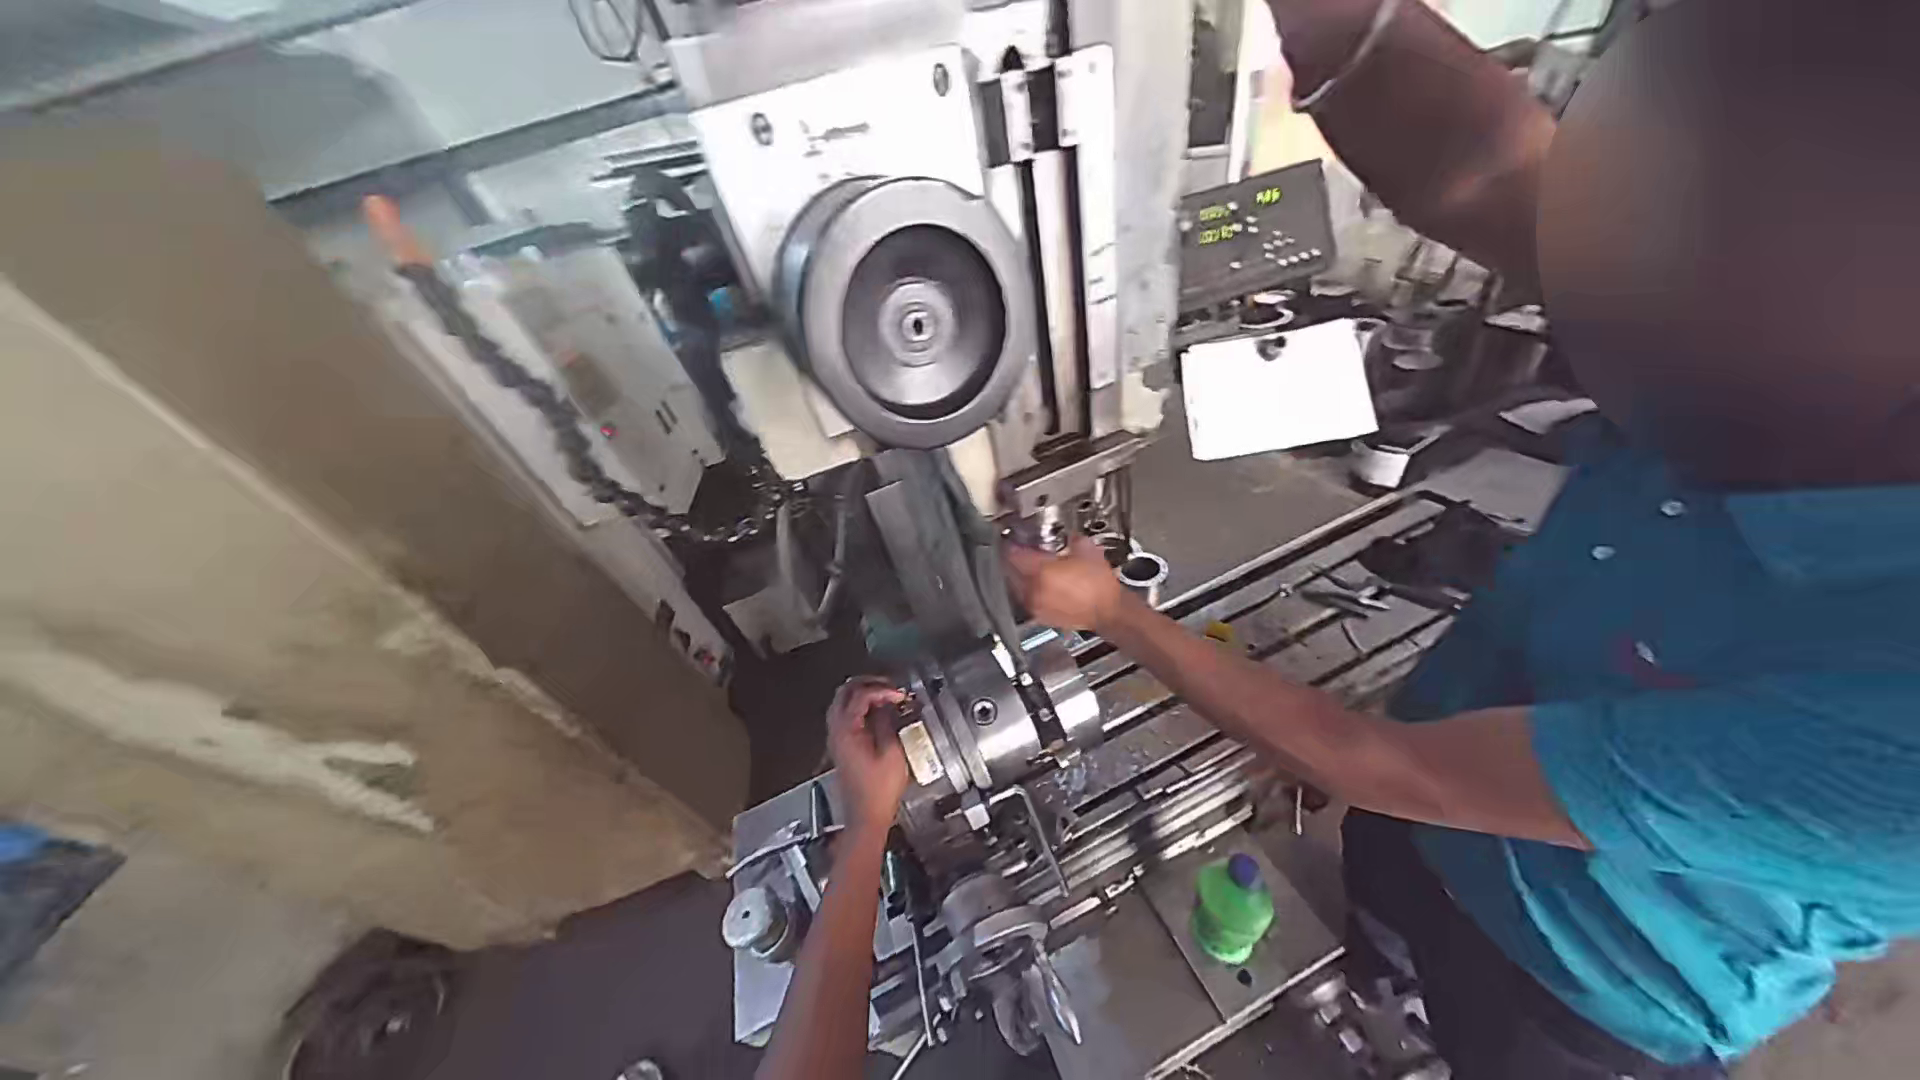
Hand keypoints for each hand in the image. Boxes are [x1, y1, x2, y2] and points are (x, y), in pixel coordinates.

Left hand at [826, 677, 909, 830]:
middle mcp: (835, 730)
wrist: (866, 816)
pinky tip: (876, 710)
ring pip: (842, 701)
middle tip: (890, 686)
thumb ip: (887, 722)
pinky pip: (844, 714)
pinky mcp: (840, 745)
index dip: (882, 690)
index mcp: (846, 729)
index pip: (860, 695)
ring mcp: (835, 737)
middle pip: (845, 691)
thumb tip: (887, 704)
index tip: (899, 695)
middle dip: (868, 683)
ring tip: (885, 694)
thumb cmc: (880, 789)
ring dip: (862, 692)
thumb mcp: (892, 752)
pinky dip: (859, 705)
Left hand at [1004, 535, 1130, 631]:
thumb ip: (1073, 540)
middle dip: (1016, 561)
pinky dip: (1030, 592)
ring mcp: (1036, 605)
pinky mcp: (1041, 616)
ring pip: (1017, 587)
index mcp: (1041, 571)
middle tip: (1022, 553)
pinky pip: (1027, 600)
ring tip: (1031, 570)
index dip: (1014, 545)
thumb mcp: (1087, 551)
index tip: (1015, 541)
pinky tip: (1041, 586)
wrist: (1109, 612)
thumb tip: (1071, 537)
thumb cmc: (1100, 586)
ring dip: (1021, 577)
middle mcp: (1034, 589)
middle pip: (1012, 571)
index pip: (1015, 555)